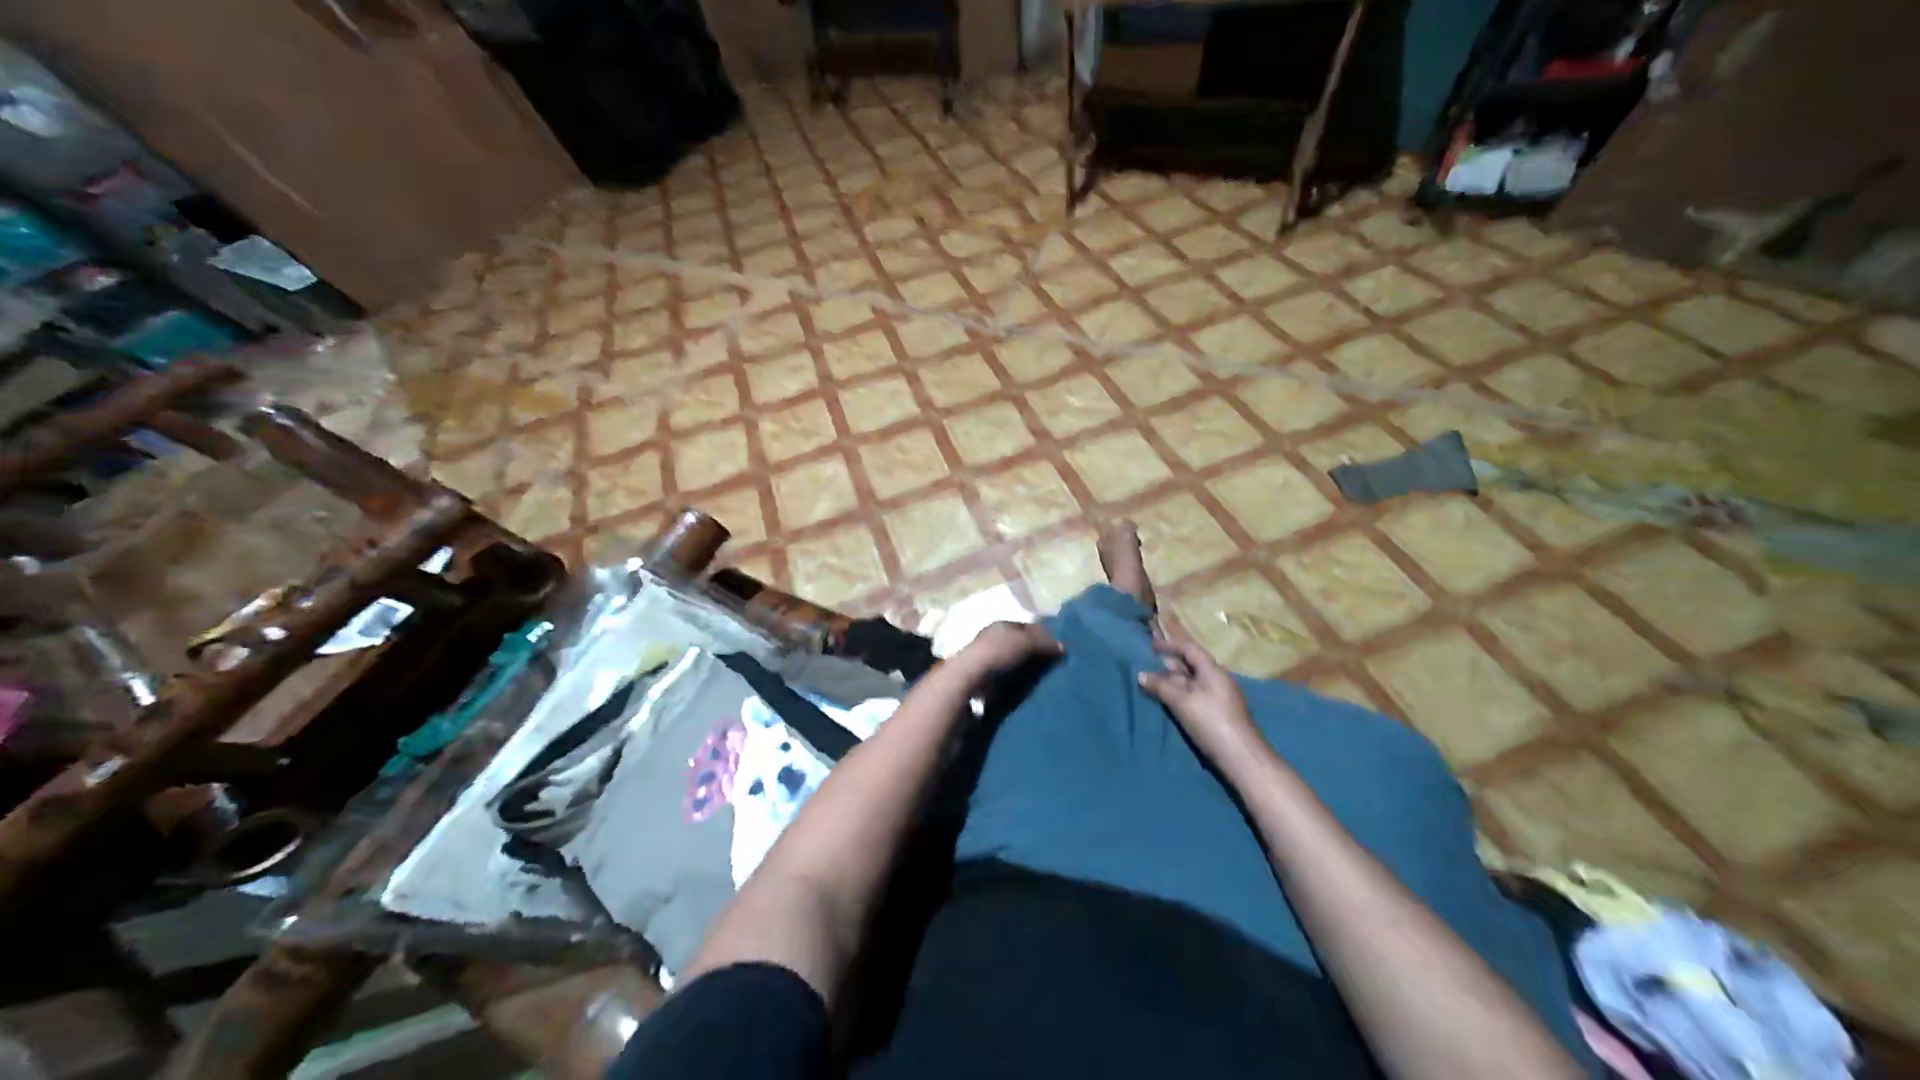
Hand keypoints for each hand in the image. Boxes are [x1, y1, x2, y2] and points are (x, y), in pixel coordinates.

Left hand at [950, 621, 1062, 681]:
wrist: (970, 678)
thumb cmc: (997, 652)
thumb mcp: (1025, 641)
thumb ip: (1044, 642)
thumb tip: (1062, 647)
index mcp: (1002, 625)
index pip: (1028, 626)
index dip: (1044, 634)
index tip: (1059, 646)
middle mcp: (995, 639)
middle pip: (1021, 644)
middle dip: (1037, 652)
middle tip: (1056, 663)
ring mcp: (989, 660)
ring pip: (1016, 662)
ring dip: (1029, 668)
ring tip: (1047, 678)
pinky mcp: (987, 679)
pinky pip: (1009, 678)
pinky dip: (1020, 681)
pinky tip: (1031, 687)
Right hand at [1138, 638, 1256, 754]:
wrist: (1240, 755)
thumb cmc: (1210, 721)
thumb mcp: (1181, 701)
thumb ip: (1160, 686)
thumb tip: (1141, 674)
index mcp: (1212, 670)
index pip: (1189, 648)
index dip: (1170, 645)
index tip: (1151, 646)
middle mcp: (1217, 679)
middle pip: (1191, 665)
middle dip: (1170, 664)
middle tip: (1148, 666)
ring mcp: (1219, 697)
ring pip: (1192, 682)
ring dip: (1173, 681)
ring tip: (1153, 684)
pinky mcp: (1218, 713)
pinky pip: (1195, 695)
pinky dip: (1180, 694)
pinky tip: (1169, 702)